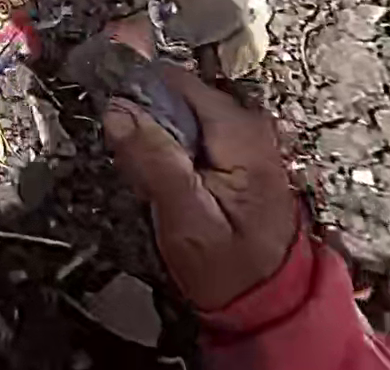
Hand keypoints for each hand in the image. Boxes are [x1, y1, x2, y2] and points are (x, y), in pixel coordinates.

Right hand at [102, 66, 299, 310]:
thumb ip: (153, 160)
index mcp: (238, 129)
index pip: (173, 81)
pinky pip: (188, 130)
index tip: (120, 127)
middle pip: (174, 94)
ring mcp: (241, 132)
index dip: (139, 98)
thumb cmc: (232, 271)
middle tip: (141, 171)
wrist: (271, 308)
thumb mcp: (186, 220)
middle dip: (147, 124)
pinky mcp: (234, 146)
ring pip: (177, 112)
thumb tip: (118, 111)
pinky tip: (171, 183)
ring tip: (157, 182)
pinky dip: (171, 150)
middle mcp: (244, 120)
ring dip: (157, 139)